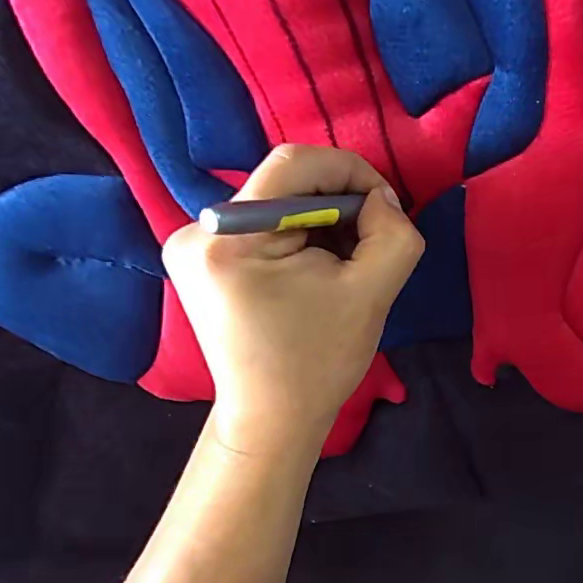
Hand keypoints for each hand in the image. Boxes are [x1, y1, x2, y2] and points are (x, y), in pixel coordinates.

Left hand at [162, 145, 423, 457]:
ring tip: (339, 261)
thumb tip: (381, 198)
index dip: (349, 171)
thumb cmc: (317, 363)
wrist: (269, 419)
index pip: (294, 163)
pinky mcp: (198, 260)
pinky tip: (311, 269)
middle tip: (366, 240)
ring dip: (317, 220)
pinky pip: (258, 223)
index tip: (382, 206)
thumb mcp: (372, 293)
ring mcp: (190, 246)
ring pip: (273, 201)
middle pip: (282, 182)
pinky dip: (294, 234)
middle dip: (336, 202)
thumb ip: (392, 232)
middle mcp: (196, 233)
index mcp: (229, 239)